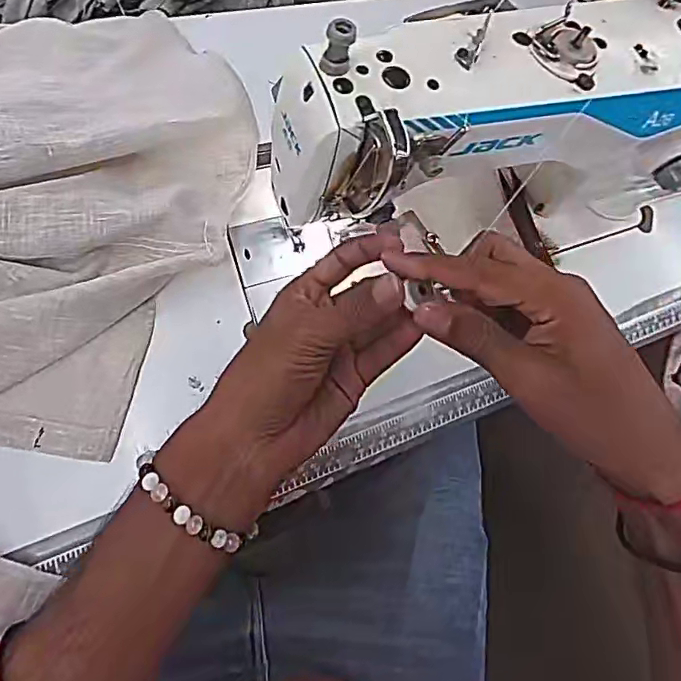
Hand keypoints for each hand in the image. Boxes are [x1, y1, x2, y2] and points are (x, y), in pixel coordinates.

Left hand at [160, 228, 422, 525]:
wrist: (252, 440)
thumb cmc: (255, 382)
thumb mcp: (306, 334)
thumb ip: (353, 310)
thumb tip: (387, 286)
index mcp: (302, 297)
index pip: (341, 262)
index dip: (368, 249)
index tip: (396, 240)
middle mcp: (322, 319)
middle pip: (366, 290)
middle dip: (392, 280)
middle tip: (420, 273)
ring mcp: (339, 348)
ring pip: (379, 321)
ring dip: (402, 309)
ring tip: (427, 297)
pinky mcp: (353, 376)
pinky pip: (383, 351)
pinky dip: (402, 338)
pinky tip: (418, 325)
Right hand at [380, 230, 680, 502]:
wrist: (646, 448)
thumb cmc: (598, 417)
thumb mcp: (526, 378)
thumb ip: (473, 337)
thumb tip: (427, 310)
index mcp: (556, 294)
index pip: (480, 271)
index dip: (433, 266)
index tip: (398, 261)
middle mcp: (560, 287)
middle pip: (493, 256)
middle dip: (454, 270)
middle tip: (420, 293)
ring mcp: (561, 302)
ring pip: (502, 275)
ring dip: (469, 290)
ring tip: (440, 317)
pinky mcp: (559, 319)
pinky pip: (513, 298)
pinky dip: (486, 307)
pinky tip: (470, 329)